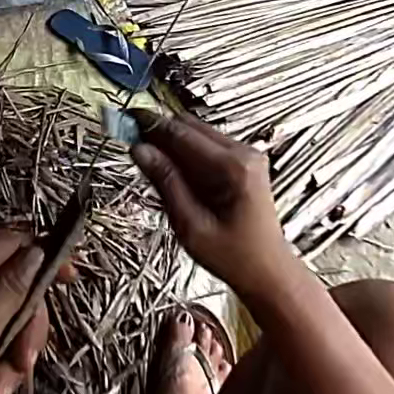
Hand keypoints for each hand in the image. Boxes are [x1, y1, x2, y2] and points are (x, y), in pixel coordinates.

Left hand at [0, 231, 56, 393]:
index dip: (46, 256)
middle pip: (22, 286)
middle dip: (28, 327)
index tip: (71, 277)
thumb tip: (39, 251)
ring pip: (18, 319)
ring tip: (0, 386)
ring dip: (16, 356)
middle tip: (24, 358)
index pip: (15, 243)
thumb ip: (13, 286)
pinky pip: (5, 343)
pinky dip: (5, 370)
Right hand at [129, 110, 302, 300]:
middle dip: (159, 131)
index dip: (150, 125)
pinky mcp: (243, 160)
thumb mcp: (191, 226)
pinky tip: (174, 171)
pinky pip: (206, 143)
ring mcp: (246, 153)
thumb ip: (165, 183)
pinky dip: (185, 150)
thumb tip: (138, 149)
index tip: (124, 120)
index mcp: (233, 167)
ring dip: (172, 141)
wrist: (269, 273)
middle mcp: (243, 151)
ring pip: (197, 131)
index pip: (182, 133)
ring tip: (151, 162)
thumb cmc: (232, 257)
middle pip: (190, 125)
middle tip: (133, 145)